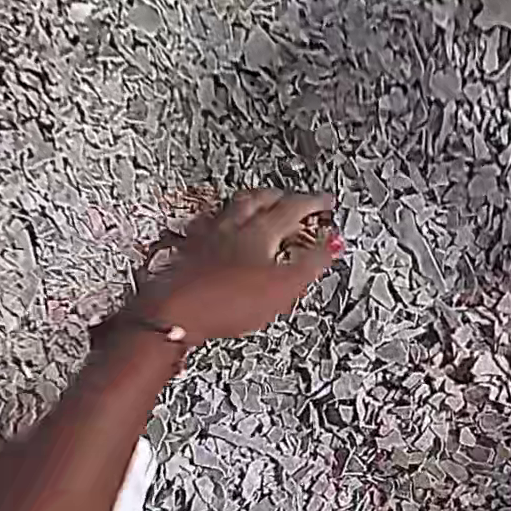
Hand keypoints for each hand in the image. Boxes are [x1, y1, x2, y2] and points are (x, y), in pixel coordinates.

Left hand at [130, 189, 340, 344]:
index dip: (314, 203)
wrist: (176, 313)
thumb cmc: (225, 301)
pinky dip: (227, 223)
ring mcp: (208, 237)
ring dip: (253, 203)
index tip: (326, 202)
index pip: (294, 207)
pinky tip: (223, 232)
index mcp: (260, 230)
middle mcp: (232, 225)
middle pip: (261, 200)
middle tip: (295, 200)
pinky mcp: (190, 253)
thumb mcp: (283, 287)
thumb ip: (311, 264)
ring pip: (235, 208)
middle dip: (283, 197)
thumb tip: (333, 245)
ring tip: (261, 206)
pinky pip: (214, 226)